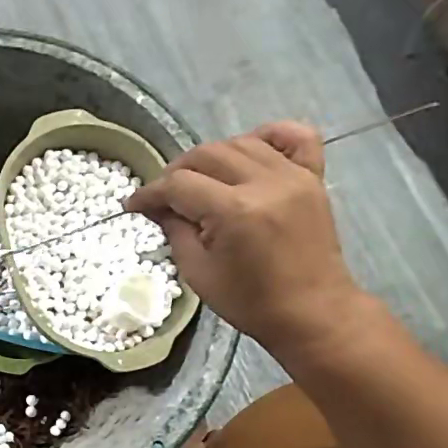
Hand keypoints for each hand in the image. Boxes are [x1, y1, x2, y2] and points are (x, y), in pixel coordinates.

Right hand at [125, 121, 369, 356]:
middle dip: (176, 172)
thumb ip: (175, 231)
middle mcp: (265, 183)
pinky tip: (250, 149)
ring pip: (241, 142)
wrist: (311, 311)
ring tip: (199, 180)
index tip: (135, 204)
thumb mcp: (198, 272)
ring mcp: (294, 176)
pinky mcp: (313, 177)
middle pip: (207, 154)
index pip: (179, 185)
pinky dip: (268, 135)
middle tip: (163, 195)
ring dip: (212, 156)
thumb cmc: (250, 301)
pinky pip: (295, 136)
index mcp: (234, 212)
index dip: (150, 192)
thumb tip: (158, 208)